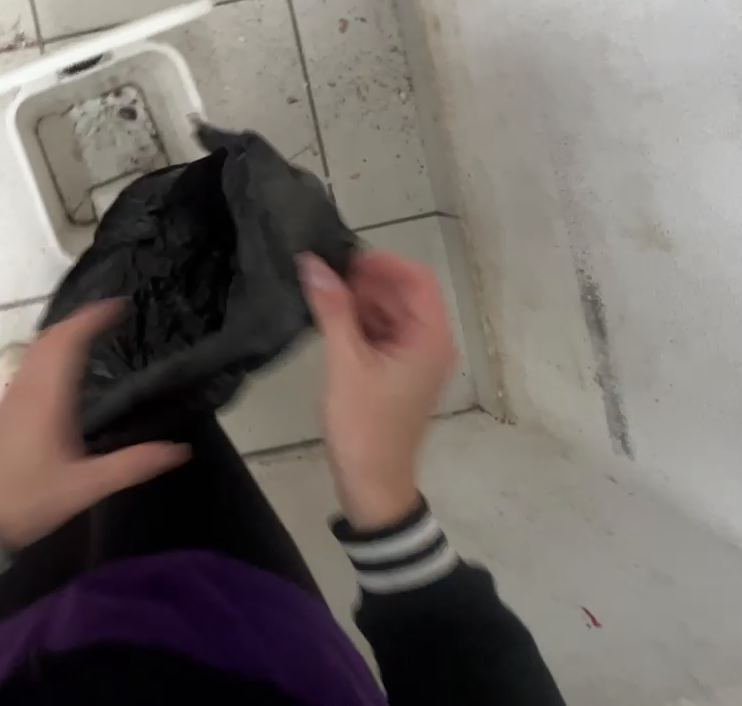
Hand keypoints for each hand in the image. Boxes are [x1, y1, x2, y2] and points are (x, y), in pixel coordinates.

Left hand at [0, 301, 190, 548]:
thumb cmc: (30, 499)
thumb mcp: (87, 487)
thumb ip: (132, 465)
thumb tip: (180, 450)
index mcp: (48, 397)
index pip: (69, 340)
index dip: (92, 317)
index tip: (118, 305)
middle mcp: (25, 386)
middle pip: (50, 336)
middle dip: (79, 319)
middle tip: (110, 315)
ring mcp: (8, 394)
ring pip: (35, 348)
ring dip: (61, 333)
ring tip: (90, 333)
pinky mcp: (0, 406)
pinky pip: (26, 362)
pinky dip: (46, 350)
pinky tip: (59, 367)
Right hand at [300, 251, 457, 530]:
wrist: (371, 482)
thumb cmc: (364, 423)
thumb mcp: (345, 362)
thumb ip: (331, 308)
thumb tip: (311, 262)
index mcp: (429, 338)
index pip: (416, 278)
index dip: (382, 262)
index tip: (342, 259)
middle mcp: (429, 342)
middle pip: (401, 292)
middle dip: (364, 281)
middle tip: (321, 279)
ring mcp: (413, 357)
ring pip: (388, 310)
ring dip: (357, 300)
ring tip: (319, 298)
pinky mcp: (396, 369)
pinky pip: (380, 330)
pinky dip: (357, 321)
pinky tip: (328, 321)